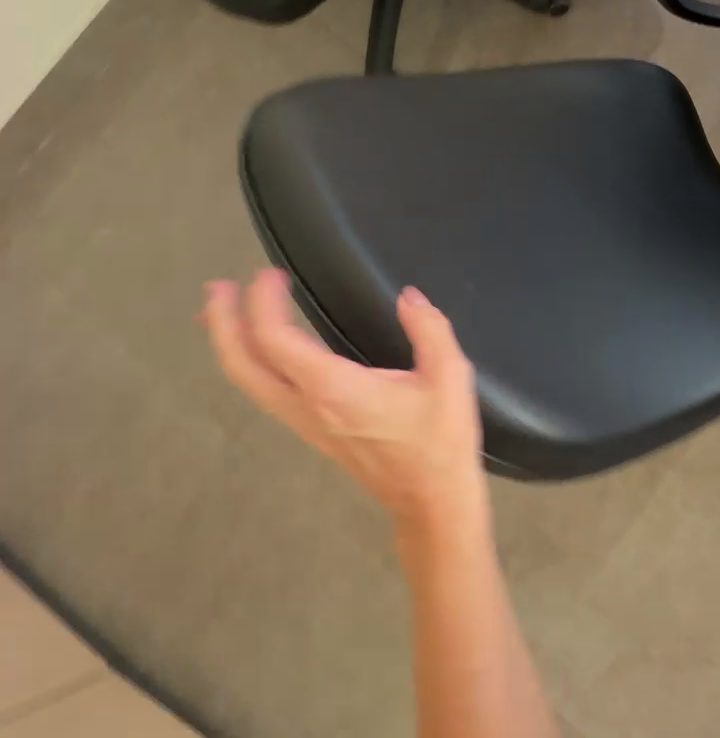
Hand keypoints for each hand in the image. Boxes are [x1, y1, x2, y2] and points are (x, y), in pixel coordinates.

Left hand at [201, 270, 488, 540]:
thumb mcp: (451, 376)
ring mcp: (304, 421)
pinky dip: (250, 363)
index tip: (270, 274)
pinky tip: (264, 354)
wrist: (429, 495)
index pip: (276, 339)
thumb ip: (430, 331)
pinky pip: (264, 391)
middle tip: (218, 288)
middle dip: (223, 323)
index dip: (264, 302)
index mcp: (335, 387)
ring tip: (224, 314)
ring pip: (247, 380)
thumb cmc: (441, 437)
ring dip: (229, 344)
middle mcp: (306, 404)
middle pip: (242, 363)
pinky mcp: (312, 430)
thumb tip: (409, 298)